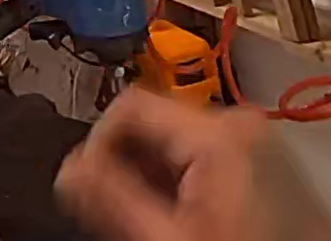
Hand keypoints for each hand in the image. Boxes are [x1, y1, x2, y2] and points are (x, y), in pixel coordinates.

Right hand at [54, 89, 271, 240]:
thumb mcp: (170, 240)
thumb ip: (113, 200)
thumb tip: (66, 169)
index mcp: (218, 128)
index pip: (130, 103)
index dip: (98, 141)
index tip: (86, 184)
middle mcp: (240, 117)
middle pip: (155, 119)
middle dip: (128, 162)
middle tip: (117, 214)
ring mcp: (256, 134)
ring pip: (177, 135)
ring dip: (153, 171)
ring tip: (151, 221)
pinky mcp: (264, 153)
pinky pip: (204, 149)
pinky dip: (182, 176)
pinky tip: (181, 216)